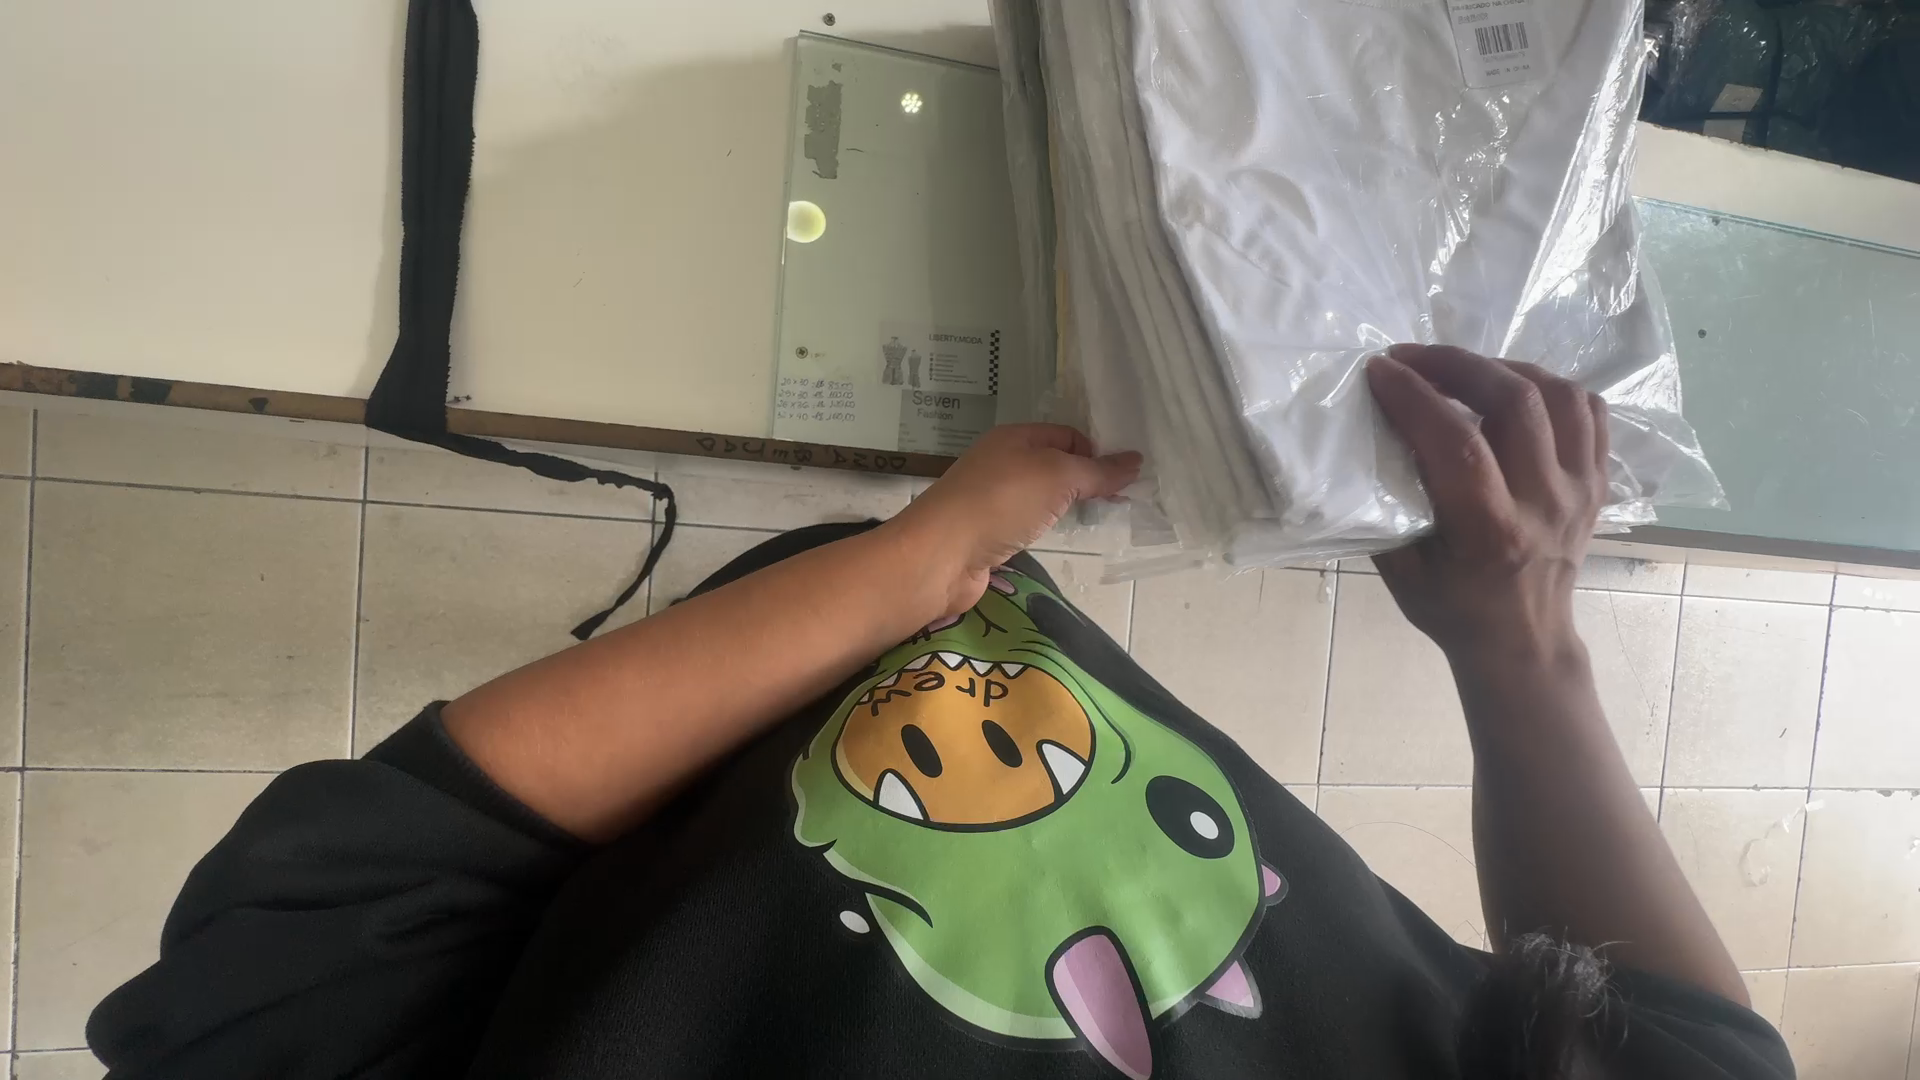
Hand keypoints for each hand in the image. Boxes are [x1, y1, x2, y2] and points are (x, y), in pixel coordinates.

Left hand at [882, 424, 1141, 616]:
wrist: (942, 554)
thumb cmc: (1001, 502)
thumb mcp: (1057, 476)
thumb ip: (1097, 471)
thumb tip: (1135, 461)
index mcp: (1014, 437)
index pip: (1066, 436)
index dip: (1095, 453)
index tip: (1120, 481)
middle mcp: (1000, 462)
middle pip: (1053, 465)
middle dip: (1084, 481)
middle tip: (1118, 503)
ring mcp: (991, 498)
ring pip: (1039, 496)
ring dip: (1065, 507)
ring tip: (1095, 522)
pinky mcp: (986, 532)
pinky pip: (1025, 523)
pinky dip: (1044, 528)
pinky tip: (1056, 539)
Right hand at [1365, 344, 1607, 664]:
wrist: (1521, 639)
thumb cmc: (1449, 609)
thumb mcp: (1399, 571)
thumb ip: (1386, 510)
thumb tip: (1368, 448)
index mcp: (1489, 530)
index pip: (1456, 442)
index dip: (1415, 396)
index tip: (1379, 371)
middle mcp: (1545, 501)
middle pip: (1515, 402)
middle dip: (1455, 364)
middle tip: (1409, 356)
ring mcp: (1580, 488)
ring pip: (1558, 395)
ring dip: (1500, 368)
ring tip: (1456, 368)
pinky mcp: (1597, 481)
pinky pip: (1587, 410)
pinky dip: (1546, 385)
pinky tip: (1508, 388)